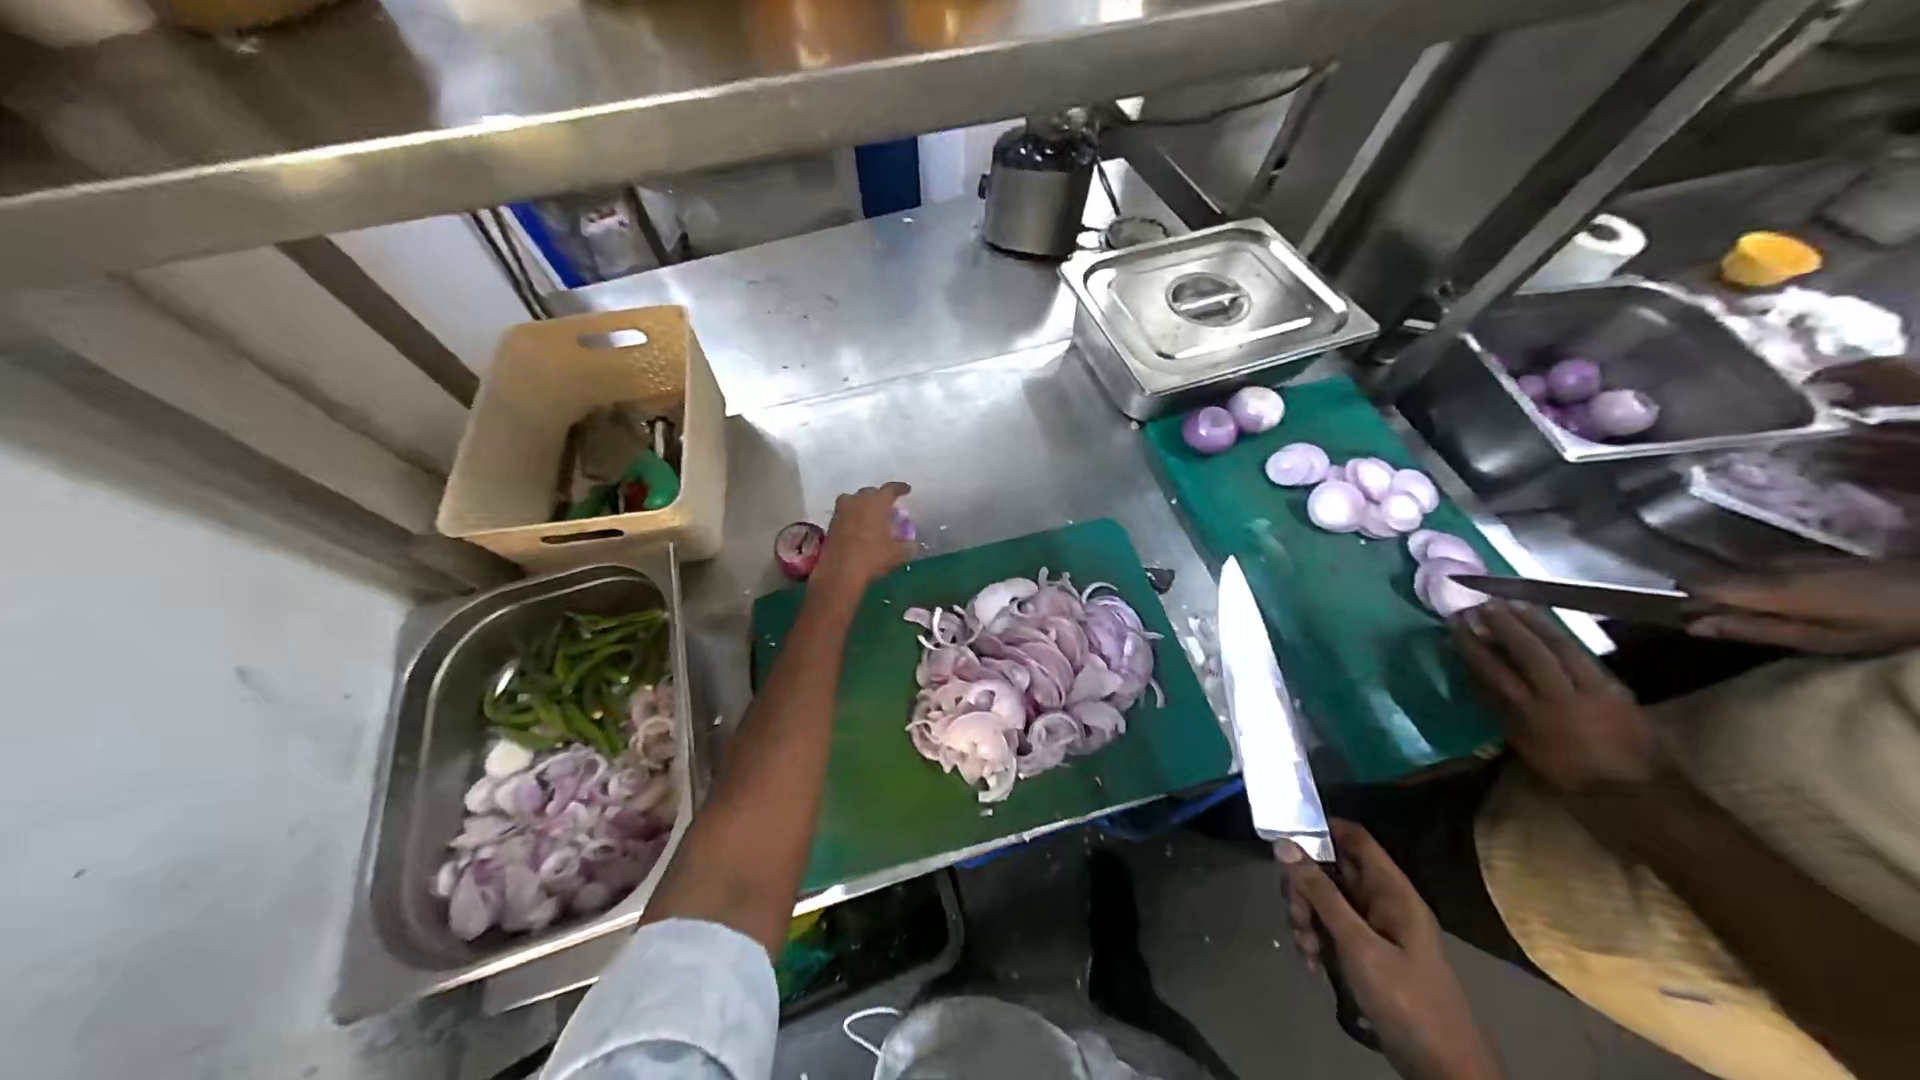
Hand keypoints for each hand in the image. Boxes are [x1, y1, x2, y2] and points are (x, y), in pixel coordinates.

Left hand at [811, 482, 912, 595]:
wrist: (841, 571)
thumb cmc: (873, 556)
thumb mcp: (897, 553)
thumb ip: (908, 546)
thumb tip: (913, 544)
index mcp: (877, 503)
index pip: (890, 489)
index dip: (900, 488)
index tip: (907, 489)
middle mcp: (858, 501)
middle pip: (870, 492)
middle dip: (879, 497)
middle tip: (888, 507)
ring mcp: (842, 511)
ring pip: (853, 500)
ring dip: (862, 504)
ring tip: (870, 515)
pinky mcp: (831, 524)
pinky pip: (845, 513)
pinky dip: (852, 516)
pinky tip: (858, 527)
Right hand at [1282, 821, 1502, 1079]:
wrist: (1443, 1068)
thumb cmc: (1407, 998)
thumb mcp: (1358, 944)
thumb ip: (1321, 893)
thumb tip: (1284, 845)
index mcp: (1391, 890)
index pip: (1353, 838)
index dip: (1320, 830)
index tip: (1284, 842)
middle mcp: (1381, 901)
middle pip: (1330, 870)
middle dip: (1304, 889)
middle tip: (1296, 915)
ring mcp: (1374, 928)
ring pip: (1325, 901)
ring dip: (1307, 919)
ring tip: (1307, 949)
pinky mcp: (1366, 953)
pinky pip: (1330, 930)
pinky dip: (1316, 941)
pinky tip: (1313, 965)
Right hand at [1450, 601, 1658, 794]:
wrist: (1633, 791)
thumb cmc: (1568, 773)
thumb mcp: (1523, 743)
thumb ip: (1501, 708)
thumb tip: (1477, 676)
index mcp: (1530, 714)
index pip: (1493, 670)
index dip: (1473, 644)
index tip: (1456, 624)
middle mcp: (1559, 697)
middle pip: (1529, 651)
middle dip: (1504, 625)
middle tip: (1484, 604)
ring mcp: (1592, 689)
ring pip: (1560, 647)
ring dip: (1535, 622)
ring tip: (1514, 603)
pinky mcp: (1615, 687)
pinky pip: (1584, 654)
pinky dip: (1563, 635)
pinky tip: (1550, 623)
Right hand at [1687, 560, 1919, 653]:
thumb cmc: (1884, 625)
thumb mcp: (1821, 640)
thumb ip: (1755, 630)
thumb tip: (1693, 626)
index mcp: (1766, 589)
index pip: (1700, 586)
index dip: (1683, 600)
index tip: (1678, 617)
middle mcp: (1769, 566)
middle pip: (1717, 576)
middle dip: (1703, 595)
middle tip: (1706, 618)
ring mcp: (1791, 558)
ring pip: (1739, 571)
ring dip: (1730, 588)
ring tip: (1738, 610)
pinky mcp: (1810, 556)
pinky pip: (1763, 567)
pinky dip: (1754, 582)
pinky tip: (1771, 597)